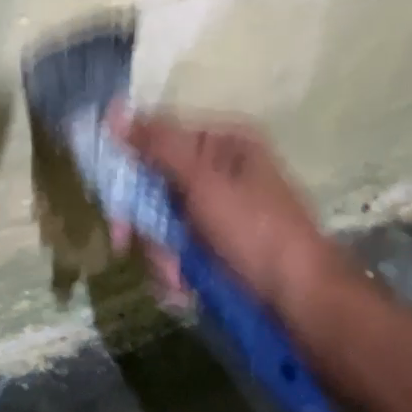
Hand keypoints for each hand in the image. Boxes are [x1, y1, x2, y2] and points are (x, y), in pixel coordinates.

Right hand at [107, 104, 347, 311]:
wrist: (304, 304)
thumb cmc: (255, 232)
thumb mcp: (203, 183)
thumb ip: (157, 145)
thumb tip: (114, 108)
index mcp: (223, 142)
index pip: (158, 135)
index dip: (128, 162)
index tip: (108, 193)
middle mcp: (220, 169)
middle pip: (155, 181)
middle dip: (143, 221)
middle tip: (126, 242)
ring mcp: (220, 209)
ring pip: (161, 220)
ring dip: (158, 251)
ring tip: (173, 276)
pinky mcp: (219, 246)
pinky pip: (177, 246)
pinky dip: (173, 268)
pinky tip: (182, 286)